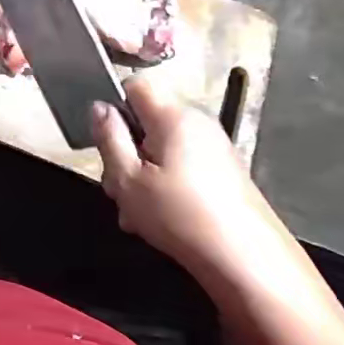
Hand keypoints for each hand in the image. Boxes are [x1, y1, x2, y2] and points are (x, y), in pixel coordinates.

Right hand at [92, 76, 279, 269]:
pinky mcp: (224, 172)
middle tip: (120, 191)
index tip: (107, 144)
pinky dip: (167, 189)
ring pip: (162, 151)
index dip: (114, 108)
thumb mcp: (127, 180)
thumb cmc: (179, 216)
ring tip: (139, 215)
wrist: (244, 258)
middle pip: (147, 124)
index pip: (136, 86)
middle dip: (127, 154)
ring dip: (143, 178)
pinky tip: (163, 221)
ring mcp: (214, 148)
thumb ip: (109, 139)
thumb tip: (99, 107)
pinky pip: (182, 168)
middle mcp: (197, 123)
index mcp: (173, 117)